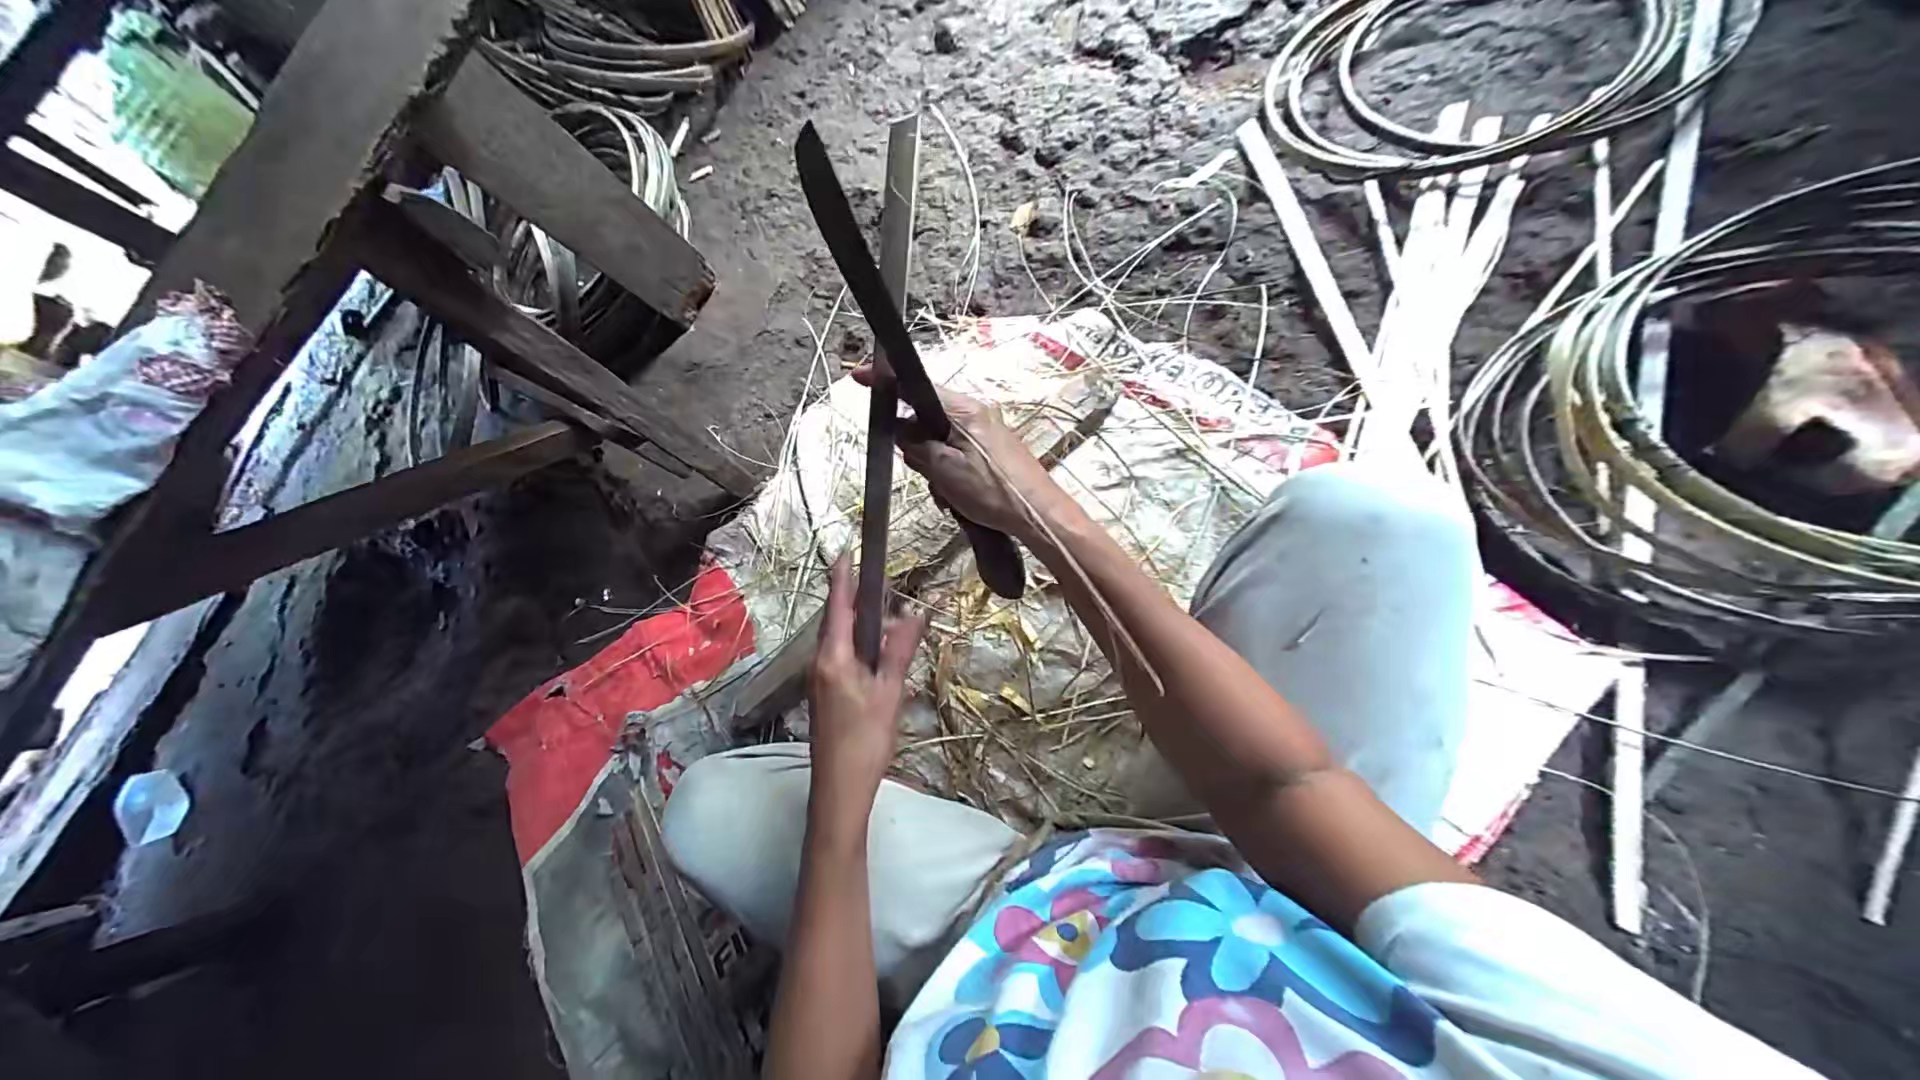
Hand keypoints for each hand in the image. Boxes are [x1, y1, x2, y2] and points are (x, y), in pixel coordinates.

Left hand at [808, 554, 927, 801]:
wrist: (839, 789)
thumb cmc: (865, 740)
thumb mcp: (889, 692)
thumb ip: (899, 651)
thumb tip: (915, 613)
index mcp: (833, 658)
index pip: (837, 607)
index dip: (842, 578)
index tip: (846, 552)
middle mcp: (820, 663)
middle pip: (835, 622)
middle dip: (852, 599)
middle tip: (873, 578)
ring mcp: (820, 680)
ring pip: (838, 641)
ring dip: (856, 623)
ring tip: (879, 609)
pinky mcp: (825, 695)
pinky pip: (840, 657)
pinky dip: (856, 645)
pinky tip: (875, 651)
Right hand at [851, 364, 1057, 540]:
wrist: (1038, 516)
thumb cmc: (994, 491)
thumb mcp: (944, 470)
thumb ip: (916, 448)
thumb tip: (901, 434)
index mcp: (963, 410)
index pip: (916, 387)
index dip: (886, 382)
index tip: (859, 377)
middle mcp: (975, 415)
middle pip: (926, 420)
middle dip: (917, 448)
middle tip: (929, 475)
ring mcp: (984, 433)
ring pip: (940, 443)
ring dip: (935, 469)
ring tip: (950, 494)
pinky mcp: (990, 452)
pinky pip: (956, 456)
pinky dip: (950, 476)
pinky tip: (959, 497)